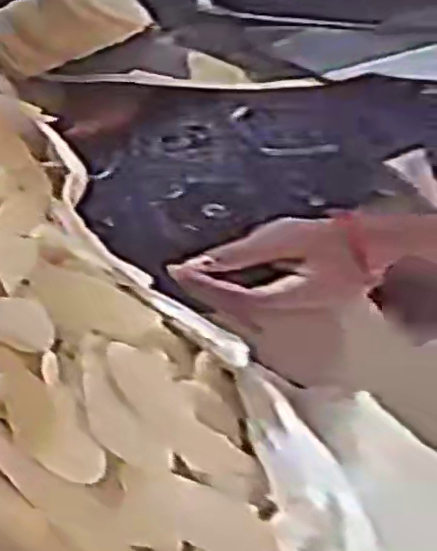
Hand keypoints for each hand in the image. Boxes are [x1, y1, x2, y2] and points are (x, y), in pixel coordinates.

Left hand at [170, 215, 379, 314]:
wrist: (374, 242)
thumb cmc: (332, 238)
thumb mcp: (281, 239)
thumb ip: (238, 253)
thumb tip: (199, 263)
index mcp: (302, 296)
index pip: (242, 300)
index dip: (205, 287)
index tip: (178, 270)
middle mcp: (302, 309)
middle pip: (240, 311)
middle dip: (204, 293)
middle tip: (176, 273)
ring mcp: (301, 308)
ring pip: (246, 312)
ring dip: (214, 295)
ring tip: (188, 276)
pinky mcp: (298, 302)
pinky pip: (255, 304)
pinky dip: (229, 293)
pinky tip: (213, 280)